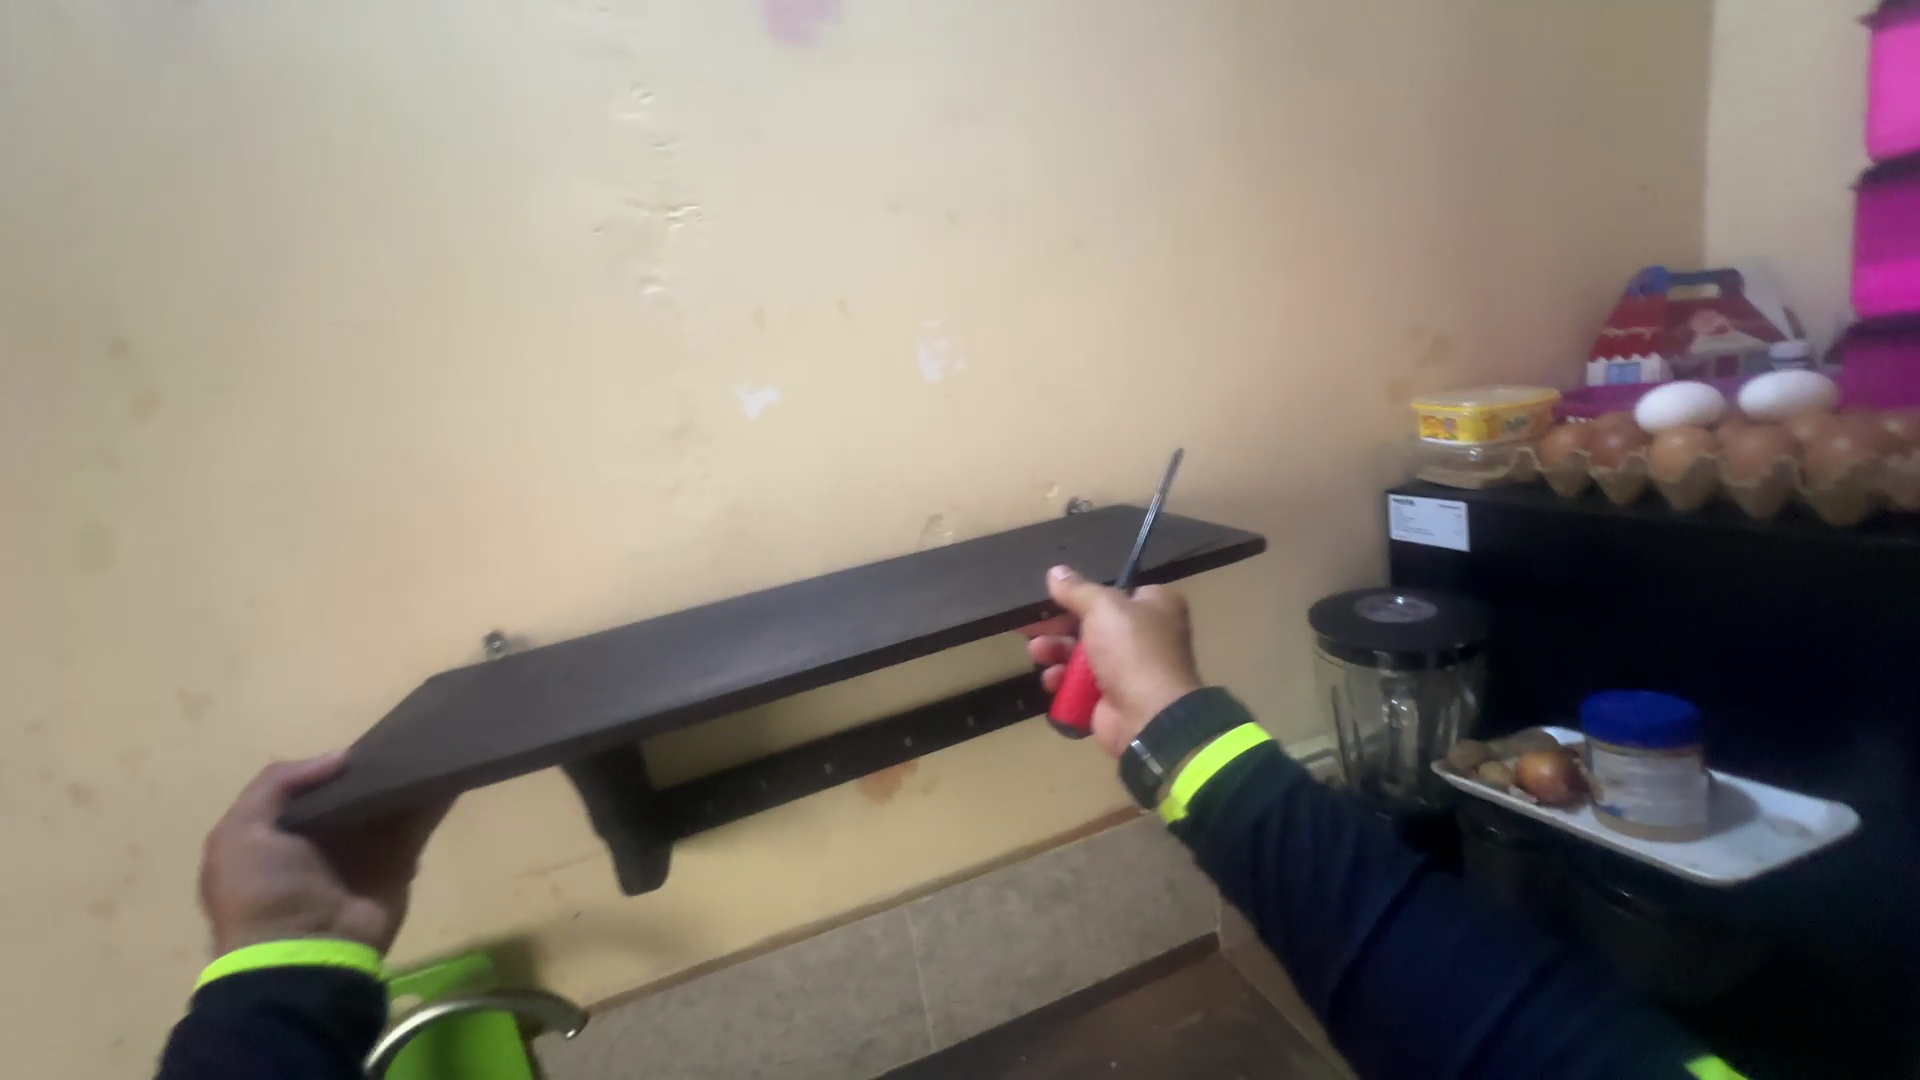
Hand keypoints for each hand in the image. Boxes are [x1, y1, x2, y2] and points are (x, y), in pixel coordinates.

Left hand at [200, 751, 448, 956]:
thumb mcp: (239, 836)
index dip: (334, 763)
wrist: (307, 948)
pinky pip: (424, 818)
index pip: (313, 785)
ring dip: (413, 775)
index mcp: (283, 830)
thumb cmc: (264, 891)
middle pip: (358, 788)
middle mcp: (326, 834)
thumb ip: (276, 786)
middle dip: (379, 765)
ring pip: (394, 798)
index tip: (363, 745)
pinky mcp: (403, 855)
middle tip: (407, 739)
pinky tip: (455, 769)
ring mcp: (368, 846)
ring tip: (439, 744)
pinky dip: (439, 795)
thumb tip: (342, 756)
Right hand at [1024, 565, 1203, 758]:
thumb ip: (1077, 590)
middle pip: (1092, 625)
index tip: (1054, 596)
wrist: (1148, 715)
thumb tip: (1056, 572)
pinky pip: (1081, 685)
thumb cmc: (1132, 650)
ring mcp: (1129, 670)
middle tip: (1031, 627)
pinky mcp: (1113, 698)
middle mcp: (1146, 636)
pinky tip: (1051, 680)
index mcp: (1154, 607)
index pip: (1116, 593)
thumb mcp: (1103, 608)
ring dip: (1056, 653)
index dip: (1084, 595)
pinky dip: (1064, 681)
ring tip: (1037, 653)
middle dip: (1058, 627)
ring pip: (1082, 655)